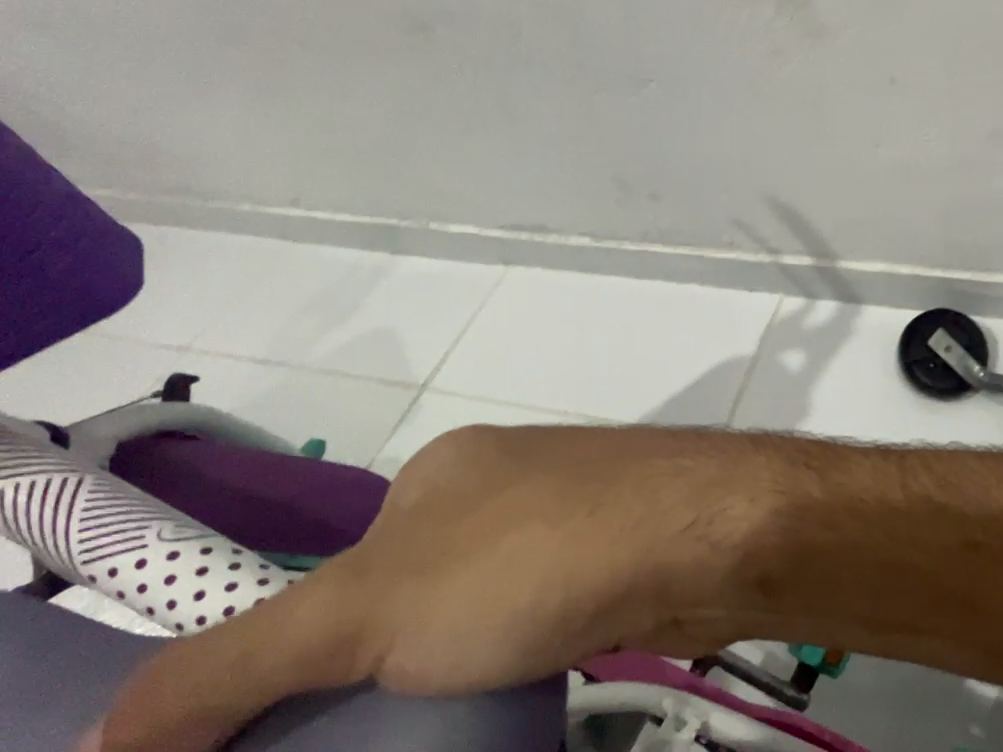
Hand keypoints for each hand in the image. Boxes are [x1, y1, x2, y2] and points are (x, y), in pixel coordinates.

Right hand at [92, 424, 792, 751]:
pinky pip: (546, 623)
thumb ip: (233, 668)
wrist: (709, 539)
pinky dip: (518, 667)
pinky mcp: (627, 556)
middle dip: (380, 672)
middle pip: (414, 594)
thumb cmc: (536, 558)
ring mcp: (578, 517)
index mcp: (440, 472)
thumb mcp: (366, 612)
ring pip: (485, 613)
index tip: (281, 733)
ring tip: (430, 733)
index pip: (340, 571)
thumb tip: (99, 739)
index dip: (302, 653)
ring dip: (454, 674)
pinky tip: (510, 705)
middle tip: (356, 744)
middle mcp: (510, 484)